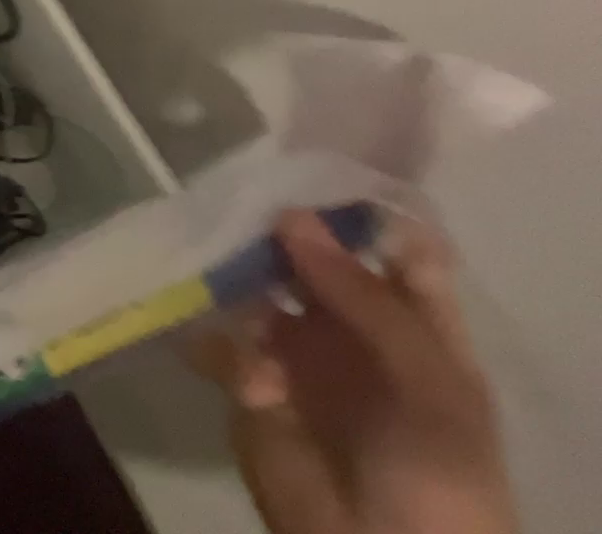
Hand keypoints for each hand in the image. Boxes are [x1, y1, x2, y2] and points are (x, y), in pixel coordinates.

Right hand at [188, 210, 517, 533]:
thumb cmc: (433, 464)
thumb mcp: (423, 377)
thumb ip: (358, 295)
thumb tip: (288, 214)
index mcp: (411, 323)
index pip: (392, 249)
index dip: (361, 208)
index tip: (311, 164)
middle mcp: (349, 327)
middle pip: (310, 262)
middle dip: (276, 231)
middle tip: (231, 192)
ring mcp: (294, 353)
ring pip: (256, 292)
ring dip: (230, 271)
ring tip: (198, 243)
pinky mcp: (244, 380)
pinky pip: (218, 340)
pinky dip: (208, 330)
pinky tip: (194, 315)